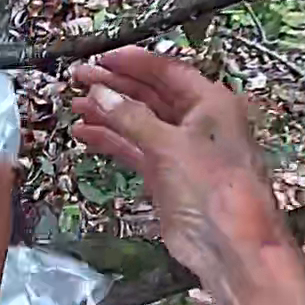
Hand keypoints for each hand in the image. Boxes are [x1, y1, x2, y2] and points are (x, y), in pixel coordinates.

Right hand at [72, 47, 304, 304]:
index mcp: (211, 104)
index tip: (101, 59)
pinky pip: (133, 149)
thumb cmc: (213, 189)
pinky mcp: (165, 175)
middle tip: (79, 79)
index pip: (167, 71)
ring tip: (76, 105)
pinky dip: (111, 141)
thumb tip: (99, 94)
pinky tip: (87, 134)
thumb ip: (132, 118)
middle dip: (115, 86)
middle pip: (150, 95)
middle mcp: (196, 122)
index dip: (133, 63)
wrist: (228, 245)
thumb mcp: (171, 145)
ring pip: (138, 122)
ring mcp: (179, 149)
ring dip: (108, 114)